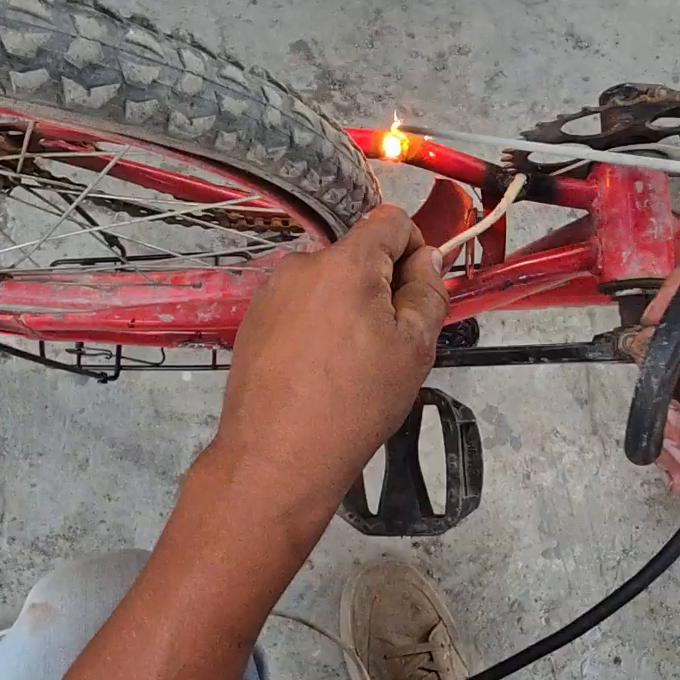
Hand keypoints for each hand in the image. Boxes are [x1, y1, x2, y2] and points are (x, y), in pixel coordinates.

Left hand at [202, 204, 448, 538]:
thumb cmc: (355, 403)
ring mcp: (270, 293)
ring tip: (349, 366)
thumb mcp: (414, 349)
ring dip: (347, 308)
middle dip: (380, 287)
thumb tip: (426, 260)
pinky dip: (316, 326)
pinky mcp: (252, 321)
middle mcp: (300, 265)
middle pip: (357, 256)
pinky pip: (299, 308)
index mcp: (344, 262)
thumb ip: (427, 293)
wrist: (276, 457)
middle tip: (386, 344)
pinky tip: (316, 371)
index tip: (416, 297)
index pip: (392, 222)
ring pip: (327, 284)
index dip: (416, 251)